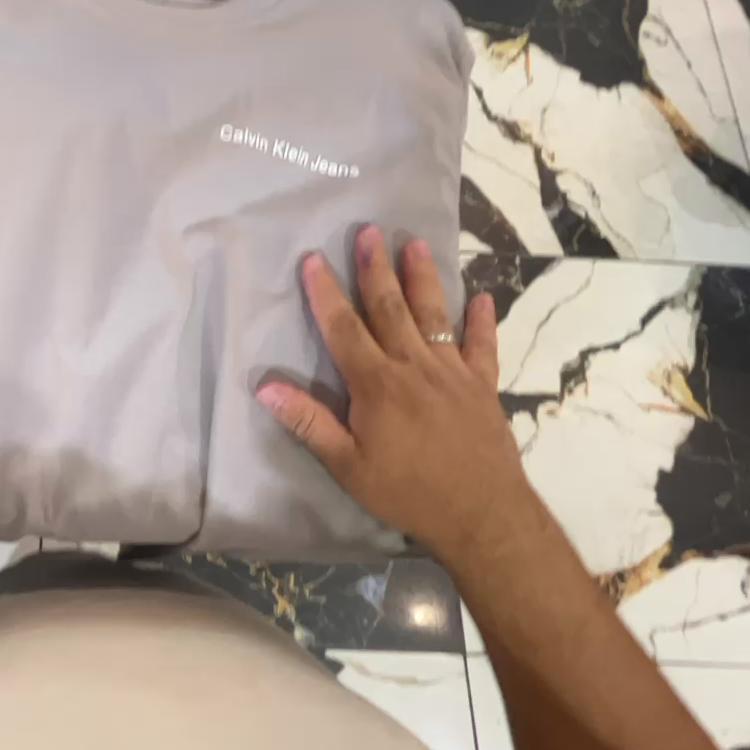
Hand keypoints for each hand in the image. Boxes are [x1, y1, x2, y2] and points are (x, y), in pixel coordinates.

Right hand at [256, 225, 536, 560]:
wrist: (485, 518)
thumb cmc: (407, 492)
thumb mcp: (346, 465)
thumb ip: (308, 422)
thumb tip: (264, 388)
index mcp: (377, 384)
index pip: (343, 328)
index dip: (325, 293)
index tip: (313, 259)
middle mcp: (414, 367)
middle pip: (391, 308)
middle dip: (375, 268)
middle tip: (369, 231)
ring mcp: (453, 374)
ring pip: (435, 316)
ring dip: (423, 278)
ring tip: (415, 243)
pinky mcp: (483, 388)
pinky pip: (483, 347)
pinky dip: (482, 321)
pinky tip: (482, 298)